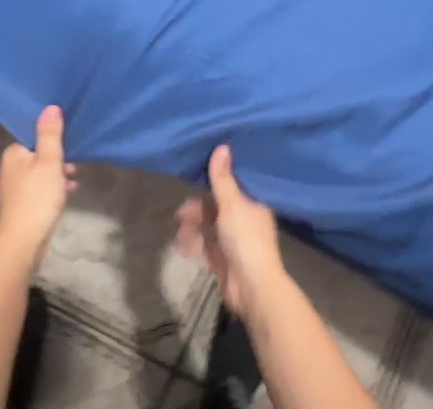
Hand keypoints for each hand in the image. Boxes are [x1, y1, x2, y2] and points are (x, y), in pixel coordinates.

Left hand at [0, 105, 77, 261]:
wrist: (22, 241)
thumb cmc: (37, 196)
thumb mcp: (49, 161)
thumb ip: (50, 134)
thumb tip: (51, 106)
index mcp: (14, 153)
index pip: (34, 135)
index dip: (53, 136)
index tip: (70, 141)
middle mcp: (10, 167)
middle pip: (39, 153)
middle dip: (59, 156)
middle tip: (75, 163)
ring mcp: (15, 187)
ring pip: (42, 171)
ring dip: (59, 172)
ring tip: (74, 178)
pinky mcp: (22, 203)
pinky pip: (41, 186)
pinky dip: (54, 186)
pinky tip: (68, 191)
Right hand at [175, 145, 283, 318]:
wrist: (251, 288)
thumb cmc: (245, 239)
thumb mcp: (232, 205)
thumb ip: (223, 179)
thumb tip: (222, 146)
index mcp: (253, 204)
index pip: (234, 186)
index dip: (216, 181)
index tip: (197, 175)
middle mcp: (245, 220)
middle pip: (217, 207)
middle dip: (198, 208)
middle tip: (181, 211)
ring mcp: (233, 241)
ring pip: (209, 227)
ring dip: (193, 227)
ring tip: (179, 230)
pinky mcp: (223, 259)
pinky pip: (205, 245)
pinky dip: (193, 244)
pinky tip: (181, 245)